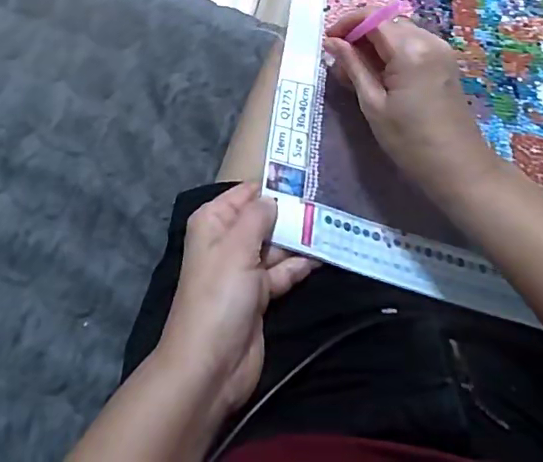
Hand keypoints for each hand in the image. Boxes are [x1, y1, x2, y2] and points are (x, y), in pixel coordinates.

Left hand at [157, 183, 317, 418]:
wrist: (210, 364)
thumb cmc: (219, 295)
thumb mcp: (237, 247)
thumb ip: (257, 217)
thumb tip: (273, 198)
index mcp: (213, 221)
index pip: (245, 194)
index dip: (273, 186)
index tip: (306, 178)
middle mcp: (227, 240)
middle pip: (262, 218)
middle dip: (290, 213)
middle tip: (327, 201)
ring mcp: (243, 269)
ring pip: (275, 245)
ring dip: (299, 239)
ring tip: (331, 224)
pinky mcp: (259, 295)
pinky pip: (282, 272)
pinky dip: (299, 266)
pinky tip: (324, 254)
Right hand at [323, 8, 498, 208]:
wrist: (460, 168)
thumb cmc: (411, 141)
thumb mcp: (373, 104)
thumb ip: (352, 66)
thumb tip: (332, 42)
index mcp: (410, 50)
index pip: (371, 17)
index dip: (346, 23)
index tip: (328, 41)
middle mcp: (428, 40)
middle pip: (384, 20)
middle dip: (358, 33)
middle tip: (339, 60)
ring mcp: (440, 49)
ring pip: (396, 30)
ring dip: (373, 41)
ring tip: (355, 69)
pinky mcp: (443, 60)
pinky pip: (410, 42)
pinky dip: (390, 49)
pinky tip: (379, 73)